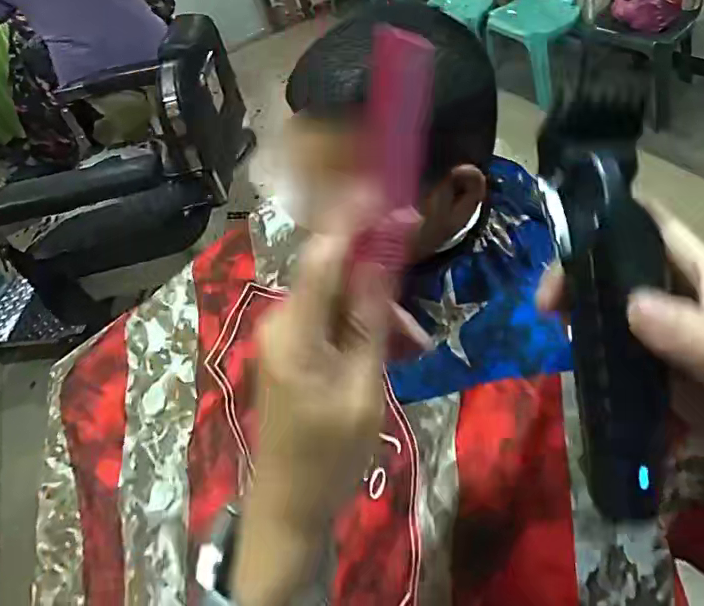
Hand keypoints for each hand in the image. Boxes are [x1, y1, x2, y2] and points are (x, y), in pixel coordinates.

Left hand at [235, 207, 395, 605]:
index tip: (386, 192)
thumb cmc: (330, 454)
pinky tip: (393, 350)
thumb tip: (384, 254)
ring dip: (378, 312)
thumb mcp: (363, 385)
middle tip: (419, 311)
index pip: (323, 254)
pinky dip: (364, 327)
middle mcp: (283, 320)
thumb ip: (371, 316)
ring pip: (341, 298)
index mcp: (295, 329)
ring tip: (416, 345)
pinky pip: (334, 319)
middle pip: (338, 275)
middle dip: (381, 284)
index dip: (353, 218)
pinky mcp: (295, 346)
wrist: (288, 511)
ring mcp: (286, 333)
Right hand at [538, 202, 703, 526]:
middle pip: (621, 265)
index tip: (568, 223)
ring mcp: (668, 334)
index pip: (654, 225)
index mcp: (703, 276)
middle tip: (547, 301)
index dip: (614, 212)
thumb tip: (630, 304)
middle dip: (581, 271)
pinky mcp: (659, 372)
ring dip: (582, 310)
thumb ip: (693, 335)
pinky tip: (571, 360)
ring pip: (613, 306)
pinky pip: (619, 350)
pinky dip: (593, 350)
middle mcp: (679, 295)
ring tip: (551, 326)